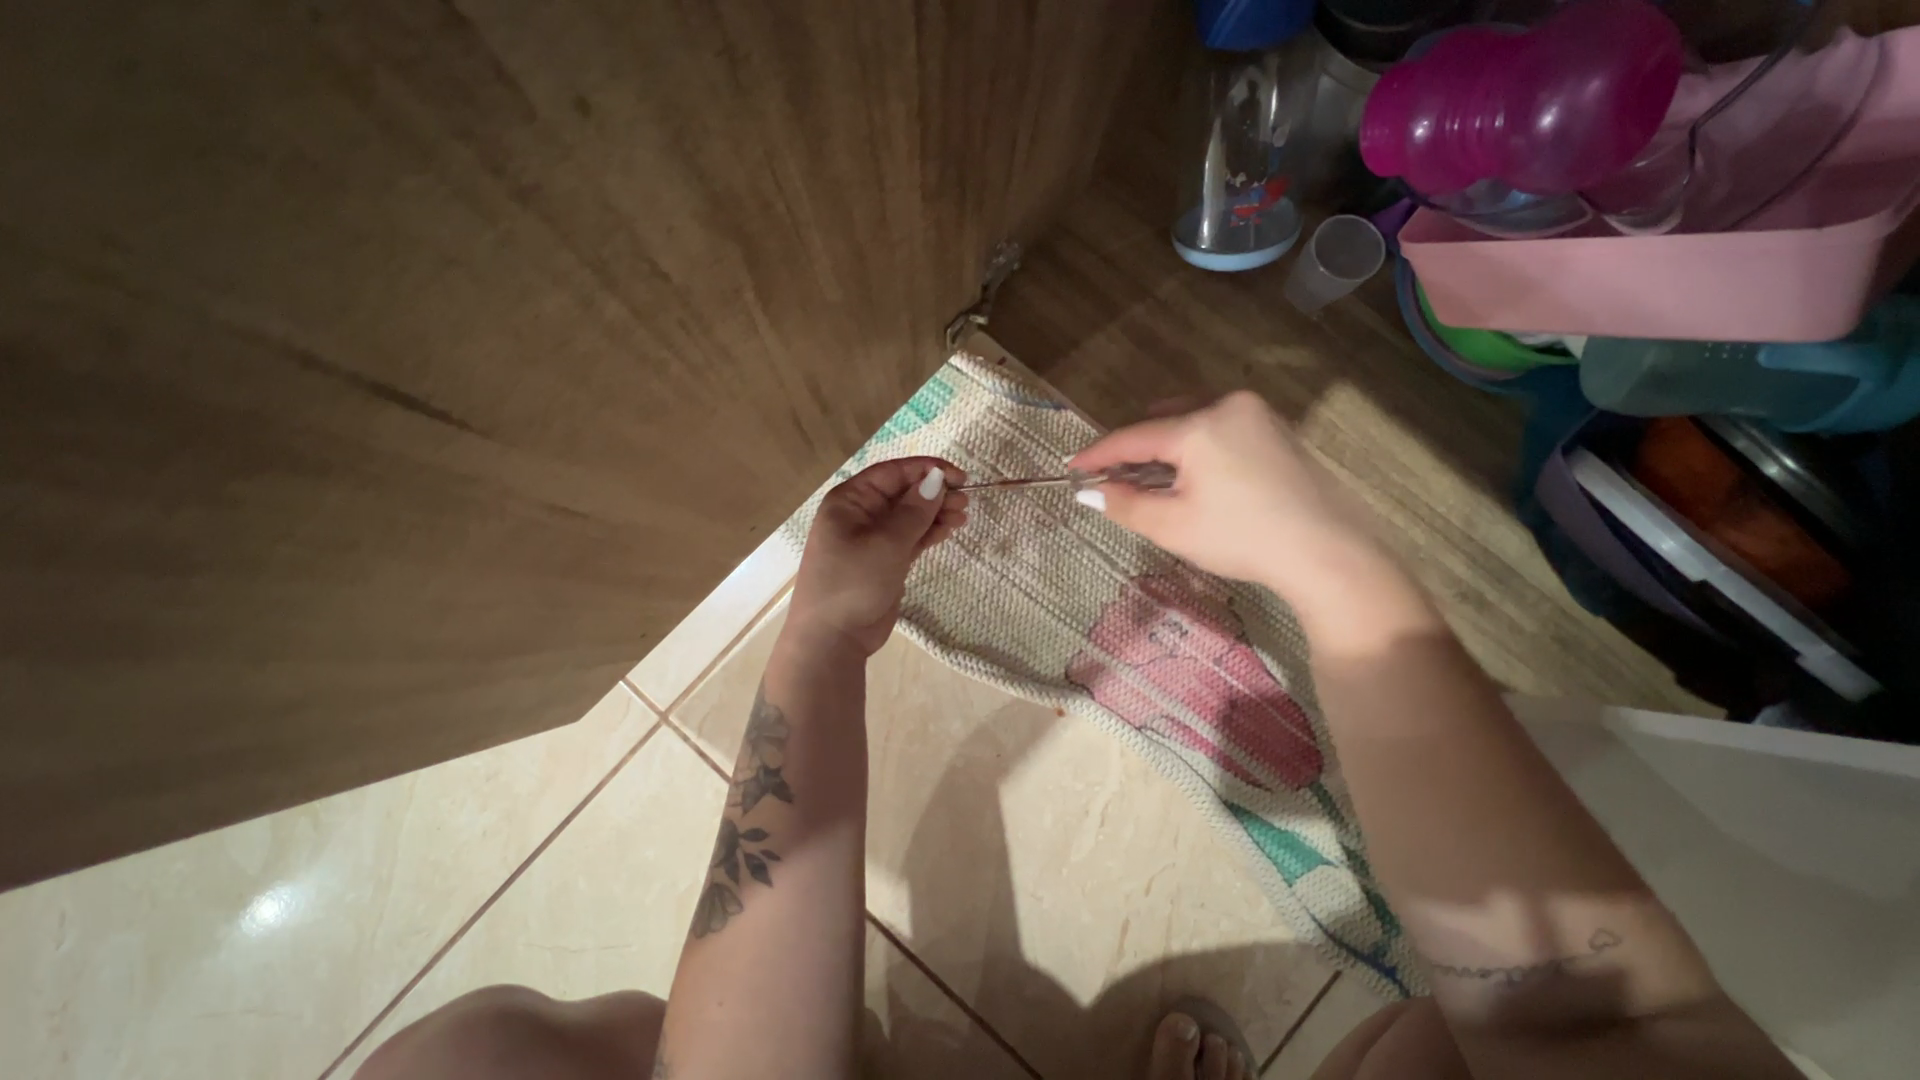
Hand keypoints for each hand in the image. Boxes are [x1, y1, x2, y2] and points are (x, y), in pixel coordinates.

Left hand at [785, 457, 967, 656]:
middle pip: (902, 493)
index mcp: (849, 501)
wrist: (833, 638)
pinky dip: (929, 533)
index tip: (958, 476)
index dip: (925, 470)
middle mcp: (859, 515)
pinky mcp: (884, 562)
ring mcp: (871, 540)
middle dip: (934, 493)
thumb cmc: (852, 582)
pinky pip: (910, 538)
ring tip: (963, 515)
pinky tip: (949, 529)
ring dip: (936, 513)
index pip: (892, 473)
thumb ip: (914, 511)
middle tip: (965, 500)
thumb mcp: (885, 543)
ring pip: (909, 517)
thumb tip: (936, 480)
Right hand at [1068, 391, 1387, 600]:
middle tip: (1115, 477)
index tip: (1072, 465)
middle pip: (1164, 418)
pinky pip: (1222, 426)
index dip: (1099, 453)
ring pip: (1194, 418)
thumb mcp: (1174, 526)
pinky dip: (1199, 444)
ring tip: (1155, 478)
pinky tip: (1198, 476)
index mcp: (1199, 425)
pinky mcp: (1278, 428)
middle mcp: (1228, 405)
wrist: (1327, 551)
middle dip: (1136, 446)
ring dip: (1168, 444)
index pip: (1133, 435)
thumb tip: (1089, 491)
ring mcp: (1258, 413)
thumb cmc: (1242, 539)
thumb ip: (1125, 504)